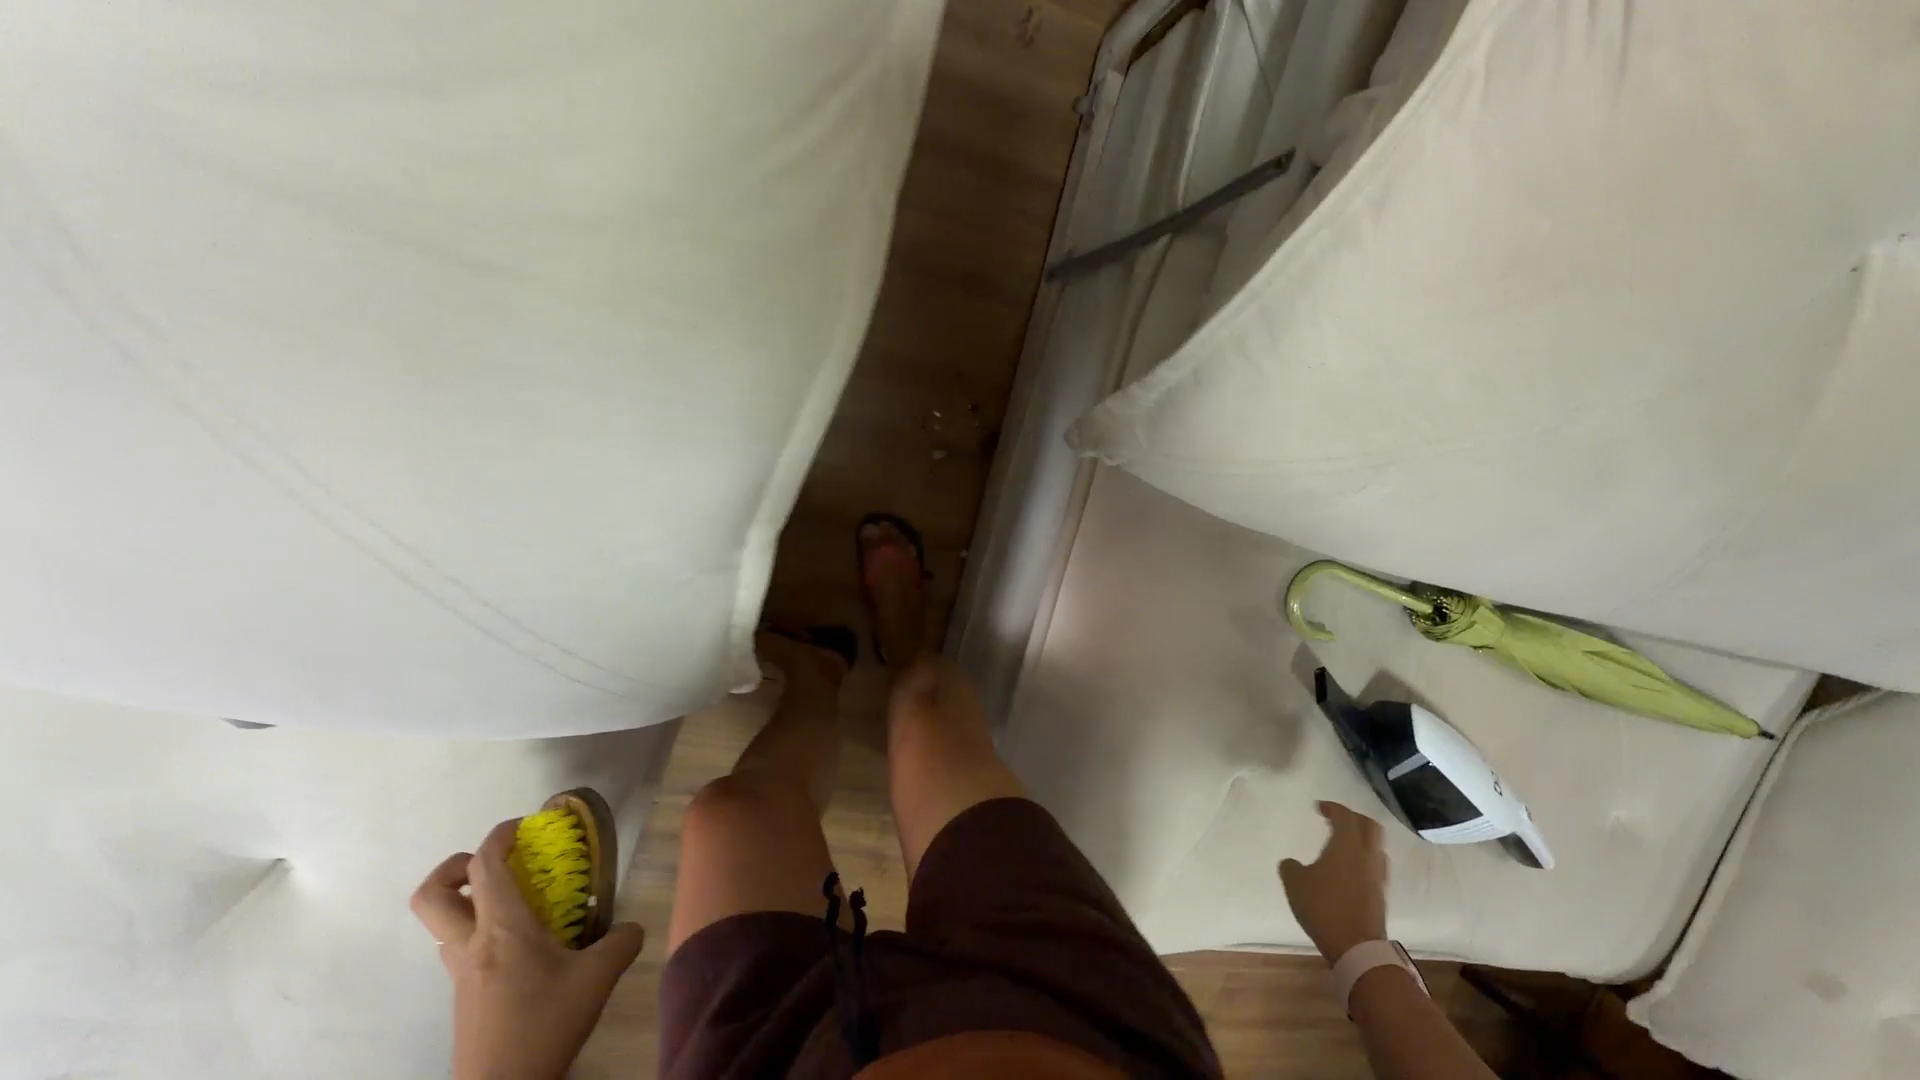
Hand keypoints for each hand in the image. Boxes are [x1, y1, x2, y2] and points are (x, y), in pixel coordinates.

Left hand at [412, 819, 645, 1079]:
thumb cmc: (545, 1024)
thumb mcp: (598, 979)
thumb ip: (621, 942)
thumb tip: (631, 928)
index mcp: (502, 928)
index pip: (485, 865)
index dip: (500, 835)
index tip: (524, 826)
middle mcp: (471, 944)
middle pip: (431, 893)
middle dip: (454, 867)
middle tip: (493, 865)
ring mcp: (460, 973)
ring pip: (442, 924)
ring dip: (466, 902)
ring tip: (511, 903)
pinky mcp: (464, 996)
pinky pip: (459, 949)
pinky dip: (480, 933)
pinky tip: (520, 948)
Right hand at [1279, 801, 1389, 963]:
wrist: (1355, 946)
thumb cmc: (1323, 907)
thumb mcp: (1295, 883)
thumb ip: (1290, 867)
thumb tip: (1291, 863)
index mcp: (1346, 846)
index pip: (1345, 816)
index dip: (1332, 807)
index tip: (1319, 807)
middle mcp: (1367, 856)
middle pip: (1370, 826)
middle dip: (1354, 818)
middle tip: (1337, 820)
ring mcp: (1377, 876)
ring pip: (1376, 847)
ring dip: (1362, 839)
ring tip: (1345, 845)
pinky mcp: (1381, 894)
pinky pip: (1375, 866)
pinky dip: (1364, 859)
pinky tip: (1350, 870)